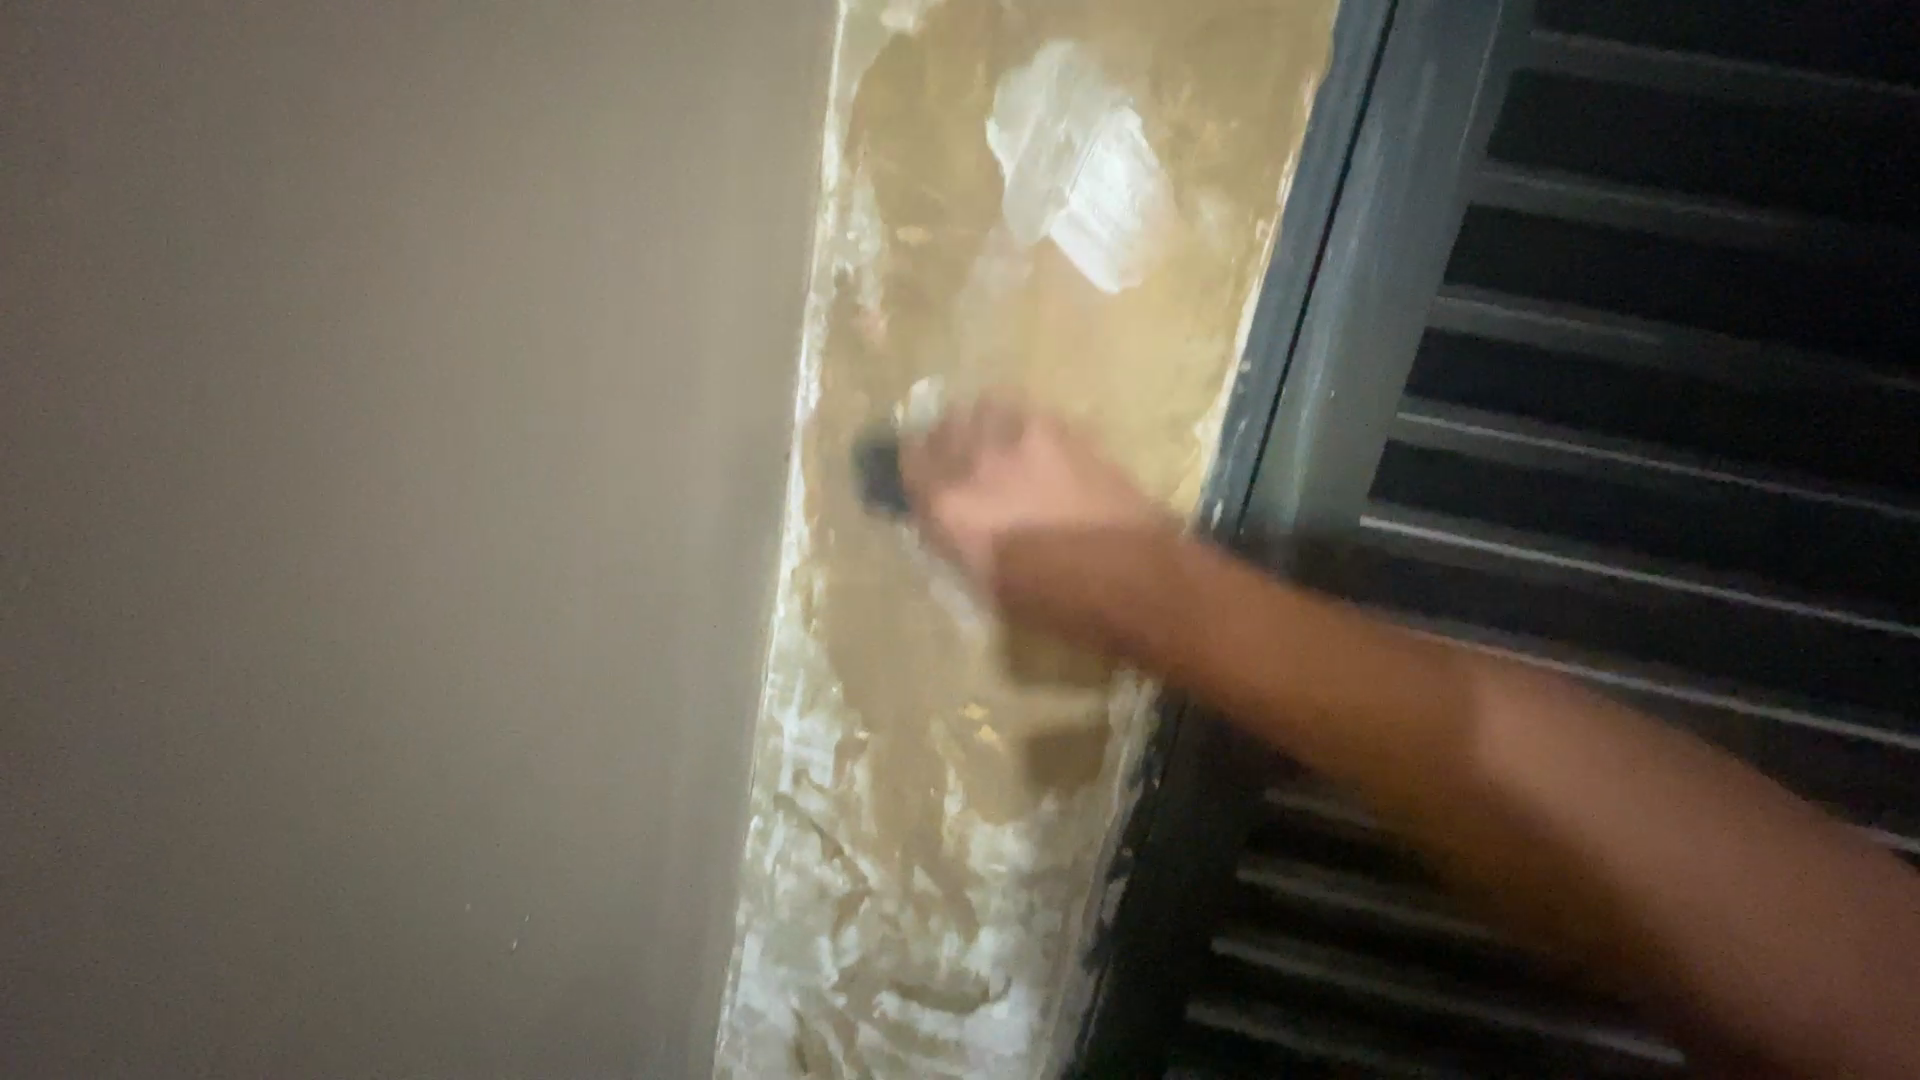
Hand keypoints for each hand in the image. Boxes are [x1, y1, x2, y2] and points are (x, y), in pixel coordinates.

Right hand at [899, 393, 1169, 592]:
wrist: (1131, 576)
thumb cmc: (1055, 601)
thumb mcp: (985, 585)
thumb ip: (956, 541)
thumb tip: (948, 522)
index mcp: (949, 506)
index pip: (910, 463)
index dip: (915, 470)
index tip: (922, 479)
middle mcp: (976, 460)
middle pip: (941, 428)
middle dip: (943, 442)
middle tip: (955, 461)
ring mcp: (1021, 437)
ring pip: (983, 408)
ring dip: (980, 424)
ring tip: (993, 444)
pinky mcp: (1063, 428)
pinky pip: (1026, 413)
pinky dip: (1019, 425)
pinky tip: (1033, 446)